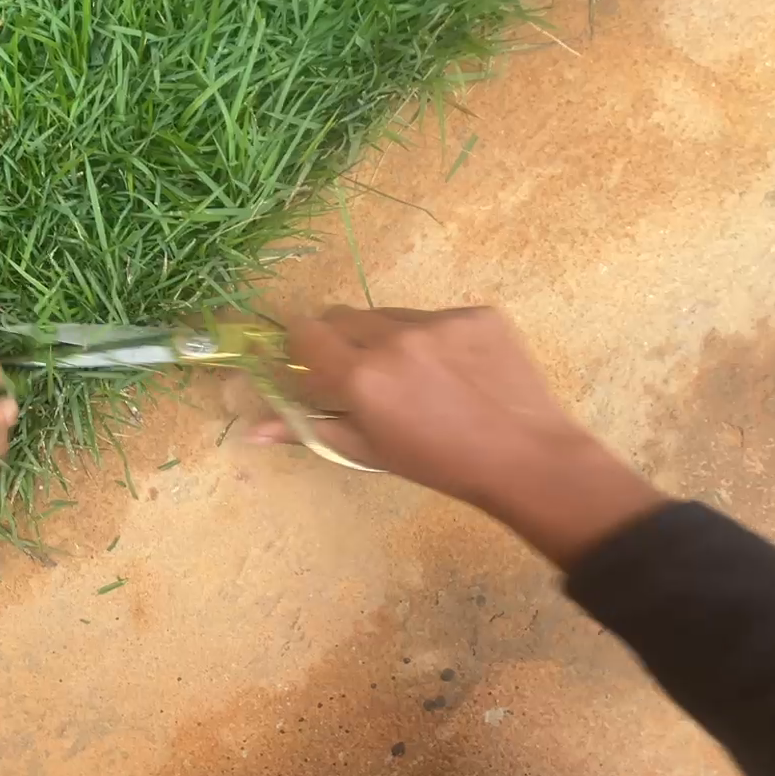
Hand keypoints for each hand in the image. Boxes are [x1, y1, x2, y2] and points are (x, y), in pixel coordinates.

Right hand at [250, 306, 664, 567]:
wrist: (524, 456)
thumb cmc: (432, 461)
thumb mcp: (362, 449)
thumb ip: (303, 429)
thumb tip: (250, 431)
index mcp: (359, 376)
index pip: (304, 332)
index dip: (298, 344)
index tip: (305, 359)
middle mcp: (392, 340)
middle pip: (340, 316)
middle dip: (337, 338)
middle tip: (356, 369)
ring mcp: (438, 322)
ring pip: (386, 315)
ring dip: (382, 337)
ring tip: (410, 373)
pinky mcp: (476, 314)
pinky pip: (432, 317)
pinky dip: (429, 337)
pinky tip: (450, 368)